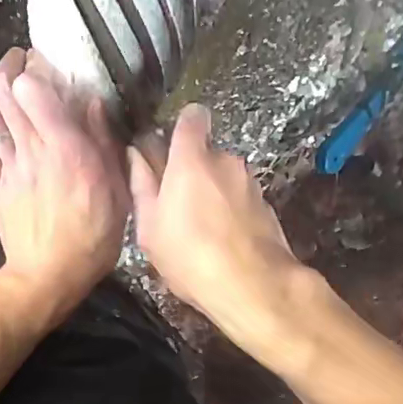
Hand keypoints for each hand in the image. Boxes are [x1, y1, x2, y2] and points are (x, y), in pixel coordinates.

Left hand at [0, 49, 130, 320]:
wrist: (50, 276)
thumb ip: (103, 144)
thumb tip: (93, 104)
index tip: (44, 63)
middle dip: (8, 70)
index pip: (33, 89)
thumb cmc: (94, 236)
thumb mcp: (115, 191)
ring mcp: (8, 168)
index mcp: (65, 146)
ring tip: (10, 102)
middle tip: (22, 65)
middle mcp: (31, 149)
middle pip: (3, 93)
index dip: (33, 68)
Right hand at [128, 105, 309, 346]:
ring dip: (212, 194)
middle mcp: (225, 161)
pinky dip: (230, 212)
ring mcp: (250, 183)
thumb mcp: (150, 227)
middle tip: (175, 206)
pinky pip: (240, 199)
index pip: (192, 118)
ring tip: (199, 231)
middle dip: (192, 171)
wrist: (252, 285)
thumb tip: (135, 156)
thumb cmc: (190, 256)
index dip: (180, 128)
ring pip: (224, 178)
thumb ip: (142, 186)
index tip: (168, 149)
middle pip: (206, 153)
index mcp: (191, 159)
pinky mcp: (267, 206)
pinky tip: (222, 242)